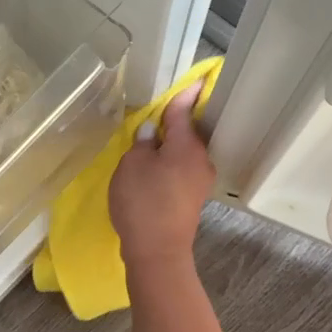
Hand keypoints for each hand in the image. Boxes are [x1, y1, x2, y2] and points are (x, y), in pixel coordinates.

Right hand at [110, 82, 215, 266]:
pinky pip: (179, 173)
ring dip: (167, 150)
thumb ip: (141, 144)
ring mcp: (199, 182)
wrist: (157, 251)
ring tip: (146, 151)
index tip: (195, 80)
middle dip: (170, 127)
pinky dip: (167, 168)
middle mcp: (200, 159)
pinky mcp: (191, 201)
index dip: (184, 95)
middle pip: (185, 135)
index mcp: (187, 145)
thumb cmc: (143, 202)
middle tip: (150, 123)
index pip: (184, 112)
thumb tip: (149, 132)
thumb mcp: (131, 166)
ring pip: (182, 155)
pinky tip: (151, 174)